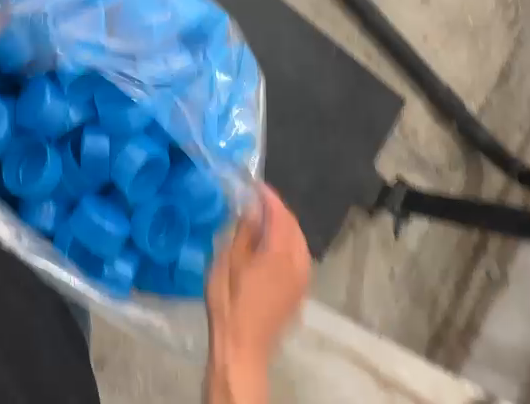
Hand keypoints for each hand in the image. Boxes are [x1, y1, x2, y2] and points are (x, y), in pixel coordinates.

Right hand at [207, 185, 310, 374]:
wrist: (242, 346)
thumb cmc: (229, 301)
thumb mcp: (227, 260)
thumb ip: (244, 231)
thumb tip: (252, 206)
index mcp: (279, 252)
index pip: (279, 213)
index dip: (268, 196)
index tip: (253, 183)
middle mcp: (297, 262)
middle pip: (293, 226)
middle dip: (277, 209)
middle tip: (256, 198)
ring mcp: (302, 279)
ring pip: (299, 241)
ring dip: (285, 225)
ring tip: (263, 218)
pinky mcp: (299, 292)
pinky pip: (300, 256)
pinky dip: (289, 243)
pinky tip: (272, 245)